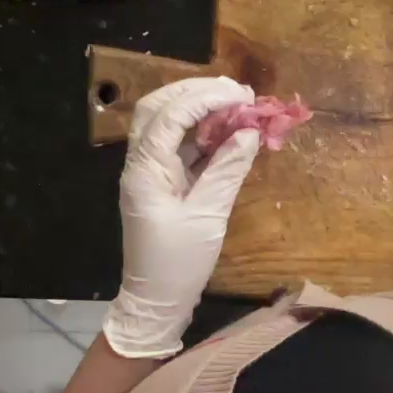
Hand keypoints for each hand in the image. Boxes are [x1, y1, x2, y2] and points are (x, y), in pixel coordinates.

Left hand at [103, 77, 261, 358]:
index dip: (205, 98)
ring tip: (237, 105)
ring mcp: (150, 173)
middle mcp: (141, 163)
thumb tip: (250, 133)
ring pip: (168, 124)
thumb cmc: (177, 263)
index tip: (241, 94)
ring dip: (200, 110)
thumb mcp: (208, 216)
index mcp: (144, 170)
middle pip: (159, 108)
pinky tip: (229, 131)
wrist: (156, 302)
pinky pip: (180, 147)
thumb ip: (228, 170)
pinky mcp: (163, 184)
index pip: (170, 116)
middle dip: (196, 92)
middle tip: (237, 91)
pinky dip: (203, 134)